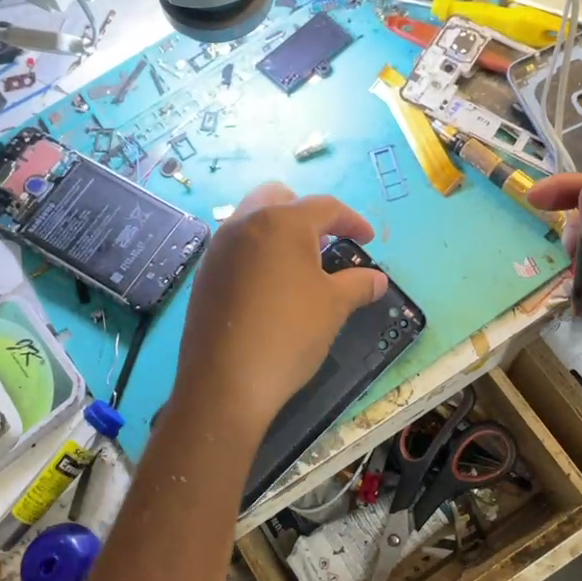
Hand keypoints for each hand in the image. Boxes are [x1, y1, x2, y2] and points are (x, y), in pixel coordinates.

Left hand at [174, 182, 388, 435]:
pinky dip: (258, 254)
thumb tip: (376, 279)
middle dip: (307, 214)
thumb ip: (358, 284)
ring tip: (301, 266)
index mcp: (281, 222)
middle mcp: (244, 224)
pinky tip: (271, 288)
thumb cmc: (289, 334)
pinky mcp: (204, 275)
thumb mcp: (334, 307)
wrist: (226, 381)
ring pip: (252, 221)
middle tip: (327, 242)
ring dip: (279, 233)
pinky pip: (236, 249)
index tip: (367, 239)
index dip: (352, 221)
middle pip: (279, 199)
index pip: (325, 207)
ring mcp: (218, 248)